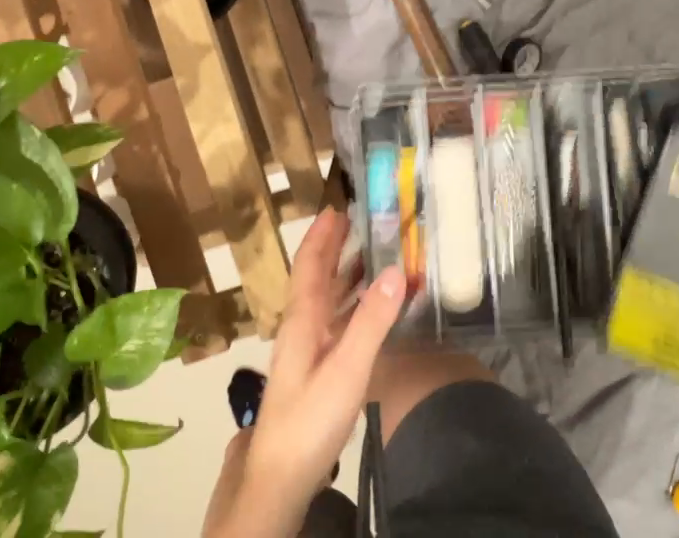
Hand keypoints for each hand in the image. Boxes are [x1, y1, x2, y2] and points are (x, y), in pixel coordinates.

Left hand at [202, 208, 406, 537]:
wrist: (282, 474)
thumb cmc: (310, 417)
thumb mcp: (346, 367)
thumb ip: (371, 320)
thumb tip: (396, 270)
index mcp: (302, 319)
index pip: (309, 264)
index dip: (321, 235)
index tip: (338, 206)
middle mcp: (302, 327)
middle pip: (317, 277)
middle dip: (335, 248)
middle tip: (361, 221)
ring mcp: (308, 350)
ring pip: (327, 300)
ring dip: (346, 275)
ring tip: (374, 254)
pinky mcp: (318, 370)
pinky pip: (337, 323)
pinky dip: (354, 306)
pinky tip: (373, 309)